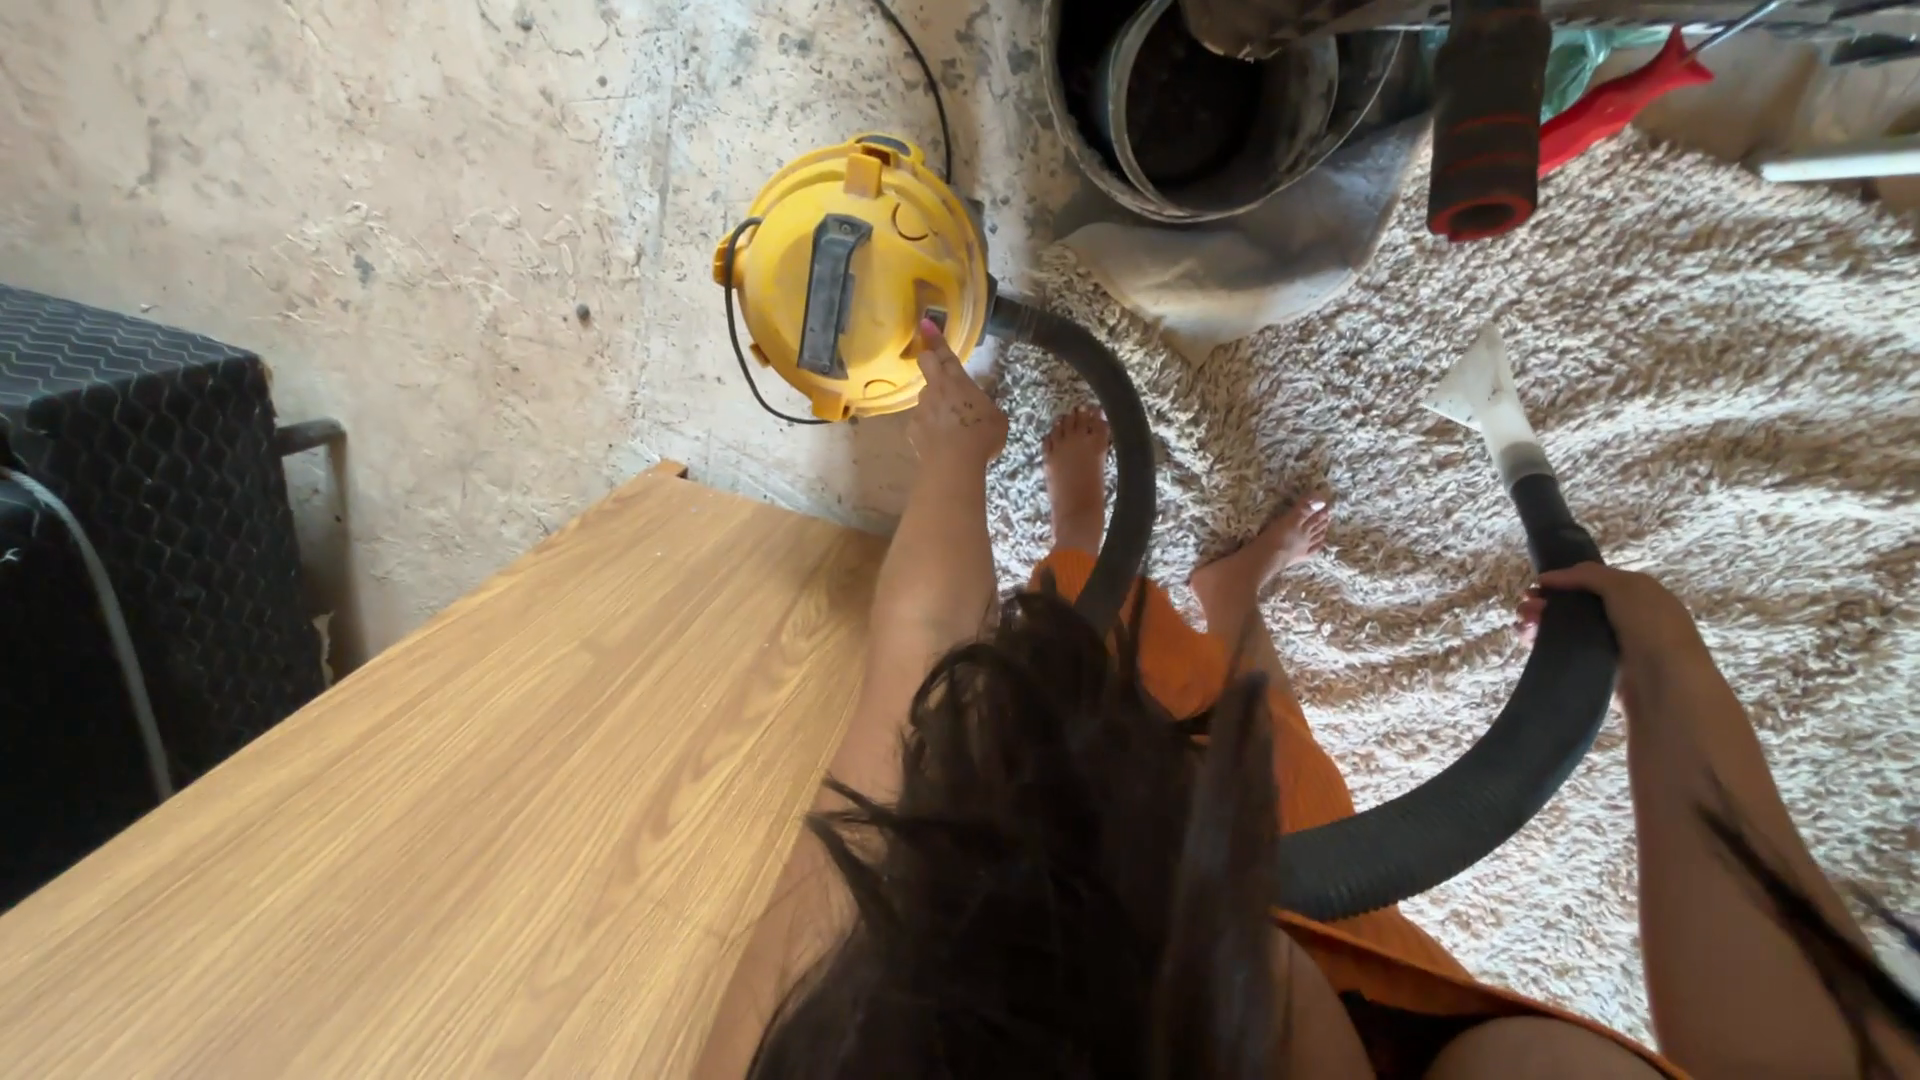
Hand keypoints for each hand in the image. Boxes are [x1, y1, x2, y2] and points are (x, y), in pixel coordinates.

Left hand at [908, 319, 1006, 469]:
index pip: (945, 354)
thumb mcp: (996, 419)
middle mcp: (936, 389)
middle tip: (933, 364)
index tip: (925, 323)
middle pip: (926, 365)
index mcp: (958, 381)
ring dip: (934, 407)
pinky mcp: (912, 430)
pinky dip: (929, 430)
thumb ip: (985, 409)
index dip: (935, 338)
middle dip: (928, 359)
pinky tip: (940, 444)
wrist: (954, 463)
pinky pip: (921, 425)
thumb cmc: (982, 435)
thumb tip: (981, 411)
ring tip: (949, 428)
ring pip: (925, 400)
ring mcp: (921, 409)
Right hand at [1515, 562, 1710, 677]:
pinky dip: (1541, 641)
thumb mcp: (1625, 587)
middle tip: (1525, 607)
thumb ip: (1587, 575)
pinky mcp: (1594, 665)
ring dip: (1538, 621)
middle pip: (1572, 604)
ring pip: (1563, 626)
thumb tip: (1546, 578)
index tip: (1539, 585)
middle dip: (1544, 602)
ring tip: (1522, 624)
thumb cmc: (1651, 627)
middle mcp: (1622, 617)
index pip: (1591, 582)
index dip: (1563, 581)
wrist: (1665, 682)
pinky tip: (1527, 639)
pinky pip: (1562, 648)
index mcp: (1636, 595)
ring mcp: (1608, 642)